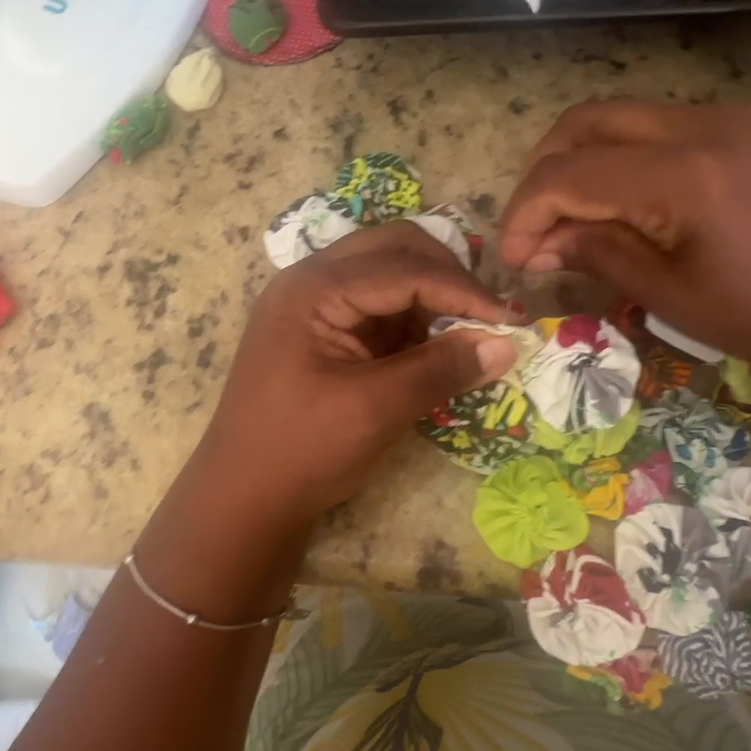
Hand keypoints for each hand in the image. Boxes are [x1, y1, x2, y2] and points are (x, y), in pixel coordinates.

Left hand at [190, 222, 517, 530]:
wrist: (240, 501)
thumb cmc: (299, 452)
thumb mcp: (374, 410)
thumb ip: (439, 370)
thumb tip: (507, 344)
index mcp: (313, 288)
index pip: (403, 268)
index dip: (462, 290)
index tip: (511, 320)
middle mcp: (310, 281)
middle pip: (392, 249)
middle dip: (445, 274)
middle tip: (487, 314)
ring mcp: (312, 304)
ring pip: (386, 272)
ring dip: (430, 295)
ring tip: (468, 335)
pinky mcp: (321, 330)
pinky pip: (376, 305)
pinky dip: (411, 319)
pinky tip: (436, 349)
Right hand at [497, 100, 750, 381]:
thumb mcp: (674, 296)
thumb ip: (598, 253)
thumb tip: (541, 243)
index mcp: (681, 173)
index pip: (569, 172)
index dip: (526, 212)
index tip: (512, 257)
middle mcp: (697, 125)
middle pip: (584, 122)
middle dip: (542, 171)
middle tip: (531, 228)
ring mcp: (722, 120)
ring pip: (617, 117)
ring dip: (577, 159)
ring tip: (565, 219)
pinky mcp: (738, 130)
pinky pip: (653, 127)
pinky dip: (616, 156)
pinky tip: (615, 202)